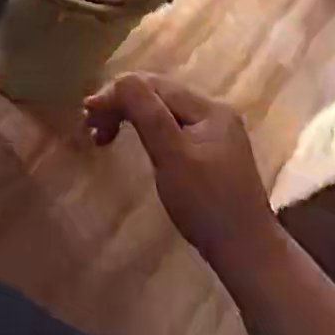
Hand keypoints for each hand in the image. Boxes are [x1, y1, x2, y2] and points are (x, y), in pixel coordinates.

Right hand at [84, 73, 282, 266]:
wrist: (247, 253)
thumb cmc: (207, 205)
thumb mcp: (172, 156)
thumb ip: (147, 113)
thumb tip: (118, 81)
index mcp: (208, 108)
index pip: (154, 85)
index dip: (117, 93)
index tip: (87, 115)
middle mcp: (214, 112)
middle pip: (159, 94)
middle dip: (122, 104)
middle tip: (91, 128)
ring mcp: (215, 132)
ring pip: (163, 111)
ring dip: (131, 117)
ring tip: (103, 135)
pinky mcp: (211, 153)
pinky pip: (172, 128)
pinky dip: (147, 131)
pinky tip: (135, 142)